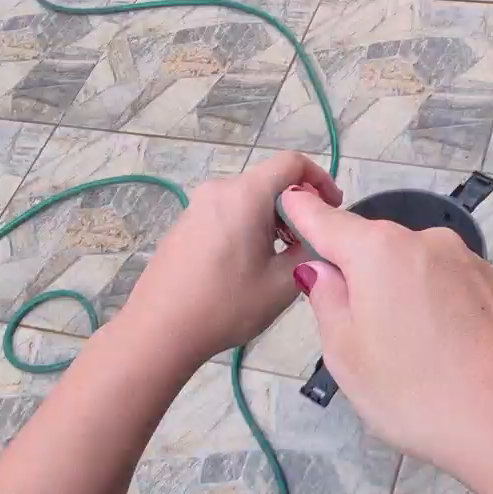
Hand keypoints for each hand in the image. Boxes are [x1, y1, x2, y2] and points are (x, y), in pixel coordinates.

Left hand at [121, 152, 342, 364]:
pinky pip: (229, 212)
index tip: (333, 209)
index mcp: (245, 195)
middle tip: (311, 244)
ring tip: (283, 259)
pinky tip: (251, 265)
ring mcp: (198, 205)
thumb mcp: (283, 284)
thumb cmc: (226, 305)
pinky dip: (251, 227)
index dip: (321, 179)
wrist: (160, 330)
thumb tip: (320, 239)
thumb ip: (311, 252)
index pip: (293, 163)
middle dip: (298, 207)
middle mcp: (220, 189)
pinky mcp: (186, 224)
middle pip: (271, 181)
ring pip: (250, 199)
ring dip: (274, 220)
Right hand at [277, 187, 492, 481]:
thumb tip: (322, 268)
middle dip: (359, 279)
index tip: (291, 201)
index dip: (304, 214)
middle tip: (361, 340)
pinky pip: (449, 290)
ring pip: (415, 271)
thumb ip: (328, 302)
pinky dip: (437, 313)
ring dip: (402, 300)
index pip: (327, 220)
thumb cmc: (420, 396)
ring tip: (411, 361)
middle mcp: (428, 243)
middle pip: (375, 249)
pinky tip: (446, 358)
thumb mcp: (349, 357)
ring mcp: (470, 263)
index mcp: (380, 251)